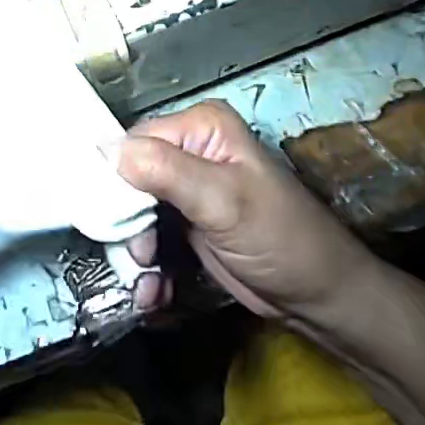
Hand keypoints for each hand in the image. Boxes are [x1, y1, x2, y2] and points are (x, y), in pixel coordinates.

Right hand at [117, 100, 381, 324]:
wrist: (318, 295)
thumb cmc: (281, 238)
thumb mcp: (223, 201)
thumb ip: (166, 170)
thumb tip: (106, 149)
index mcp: (202, 128)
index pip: (135, 141)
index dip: (117, 180)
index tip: (114, 222)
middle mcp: (191, 150)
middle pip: (129, 179)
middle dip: (127, 223)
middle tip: (140, 257)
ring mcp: (188, 189)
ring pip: (134, 213)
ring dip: (135, 252)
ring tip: (150, 282)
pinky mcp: (187, 223)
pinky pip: (149, 237)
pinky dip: (149, 267)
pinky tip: (156, 292)